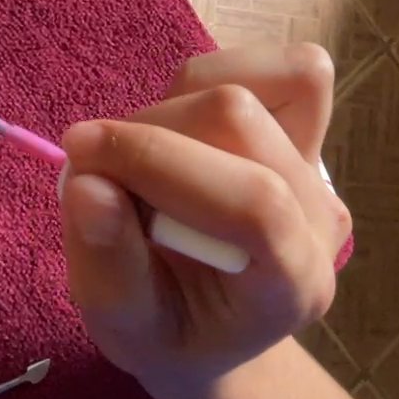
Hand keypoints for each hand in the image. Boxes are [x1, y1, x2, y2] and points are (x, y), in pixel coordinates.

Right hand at [59, 44, 349, 398]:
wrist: (210, 323)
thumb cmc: (165, 330)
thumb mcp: (120, 325)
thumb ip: (106, 263)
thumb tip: (88, 184)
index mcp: (291, 282)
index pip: (253, 201)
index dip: (158, 160)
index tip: (78, 152)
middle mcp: (321, 216)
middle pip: (238, 118)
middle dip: (148, 131)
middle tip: (105, 172)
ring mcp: (319, 167)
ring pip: (252, 82)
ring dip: (173, 102)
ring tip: (147, 156)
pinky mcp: (308, 129)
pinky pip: (280, 68)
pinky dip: (210, 79)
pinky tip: (183, 127)